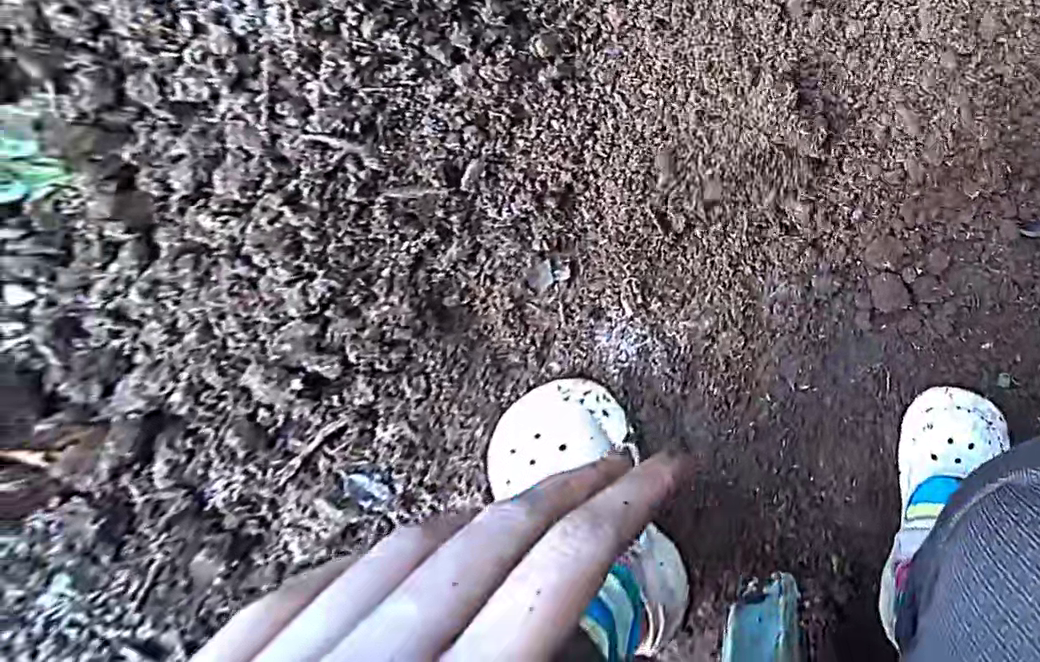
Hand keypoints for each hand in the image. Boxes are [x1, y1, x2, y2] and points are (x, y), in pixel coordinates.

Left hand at [194, 451, 686, 661]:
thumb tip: (643, 658)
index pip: (563, 568)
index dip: (632, 504)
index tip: (671, 469)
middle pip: (494, 535)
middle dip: (574, 485)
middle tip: (622, 467)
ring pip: (406, 547)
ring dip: (486, 517)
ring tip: (527, 514)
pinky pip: (297, 595)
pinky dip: (372, 559)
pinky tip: (406, 558)